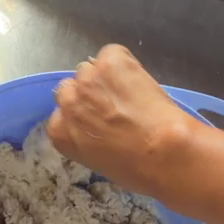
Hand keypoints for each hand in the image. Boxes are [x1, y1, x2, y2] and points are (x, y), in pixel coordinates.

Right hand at [47, 44, 203, 198]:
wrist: (164, 151)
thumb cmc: (137, 169)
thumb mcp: (99, 161)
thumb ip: (87, 138)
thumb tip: (99, 128)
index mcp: (59, 131)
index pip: (61, 113)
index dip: (81, 114)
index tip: (97, 119)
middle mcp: (67, 101)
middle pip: (71, 86)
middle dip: (88, 94)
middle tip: (112, 105)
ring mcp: (88, 77)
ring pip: (91, 69)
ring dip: (105, 78)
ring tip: (129, 92)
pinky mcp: (110, 60)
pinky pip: (112, 54)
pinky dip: (125, 64)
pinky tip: (139, 80)